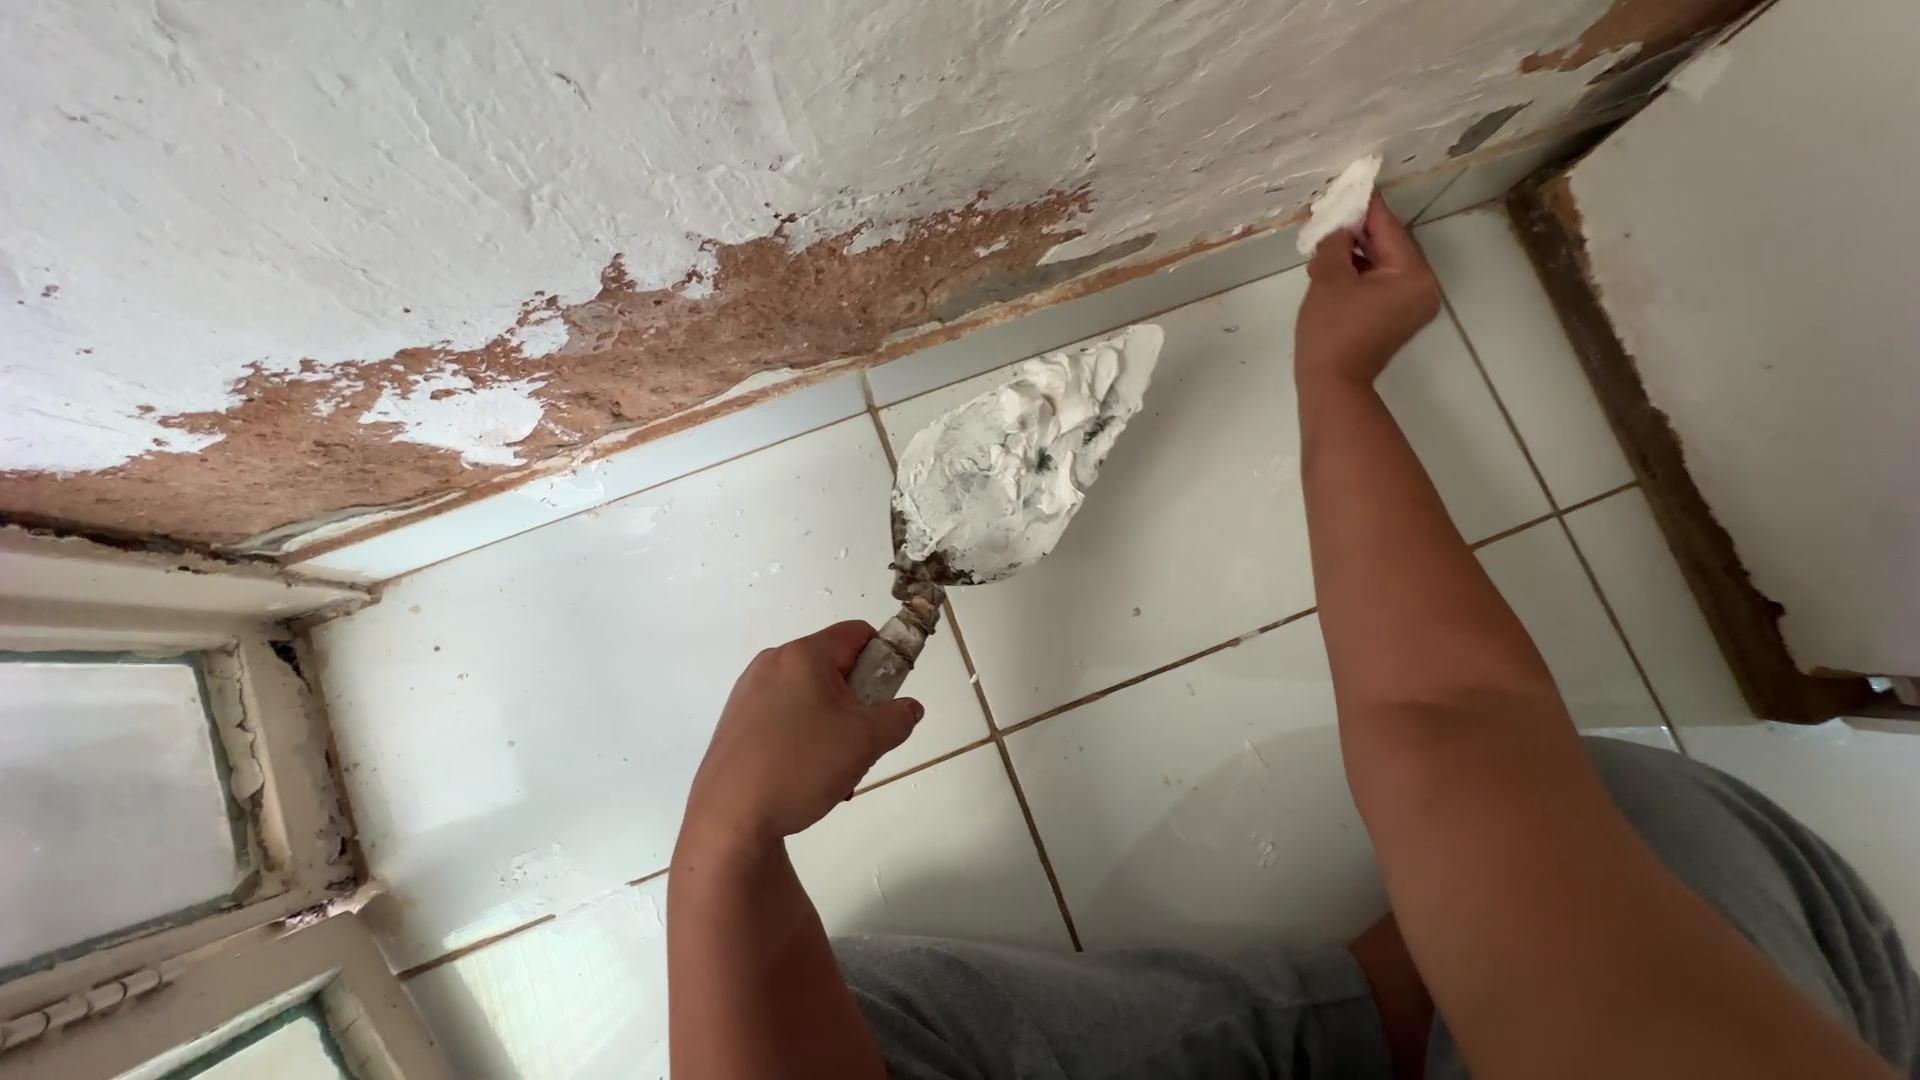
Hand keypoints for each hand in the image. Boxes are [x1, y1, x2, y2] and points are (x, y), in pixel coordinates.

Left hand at [681, 622, 923, 854]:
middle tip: (861, 742)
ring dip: (832, 726)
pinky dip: (803, 738)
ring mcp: (748, 693)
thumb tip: (909, 708)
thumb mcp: (866, 741)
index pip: (856, 633)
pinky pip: (784, 718)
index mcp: (802, 655)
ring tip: (832, 771)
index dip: (883, 657)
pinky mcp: (735, 723)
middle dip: (856, 702)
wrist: (729, 820)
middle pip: (832, 668)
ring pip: (809, 697)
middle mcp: (772, 664)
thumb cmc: (801, 766)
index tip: (887, 697)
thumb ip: (898, 717)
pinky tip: (803, 778)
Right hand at [1295, 193, 1441, 385]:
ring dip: (1354, 259)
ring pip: (1382, 269)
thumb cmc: (1331, 332)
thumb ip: (1337, 242)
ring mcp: (1412, 308)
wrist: (1331, 385)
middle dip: (1357, 238)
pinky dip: (1358, 279)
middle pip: (1388, 250)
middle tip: (1329, 225)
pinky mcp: (1397, 321)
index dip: (1367, 210)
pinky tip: (1333, 275)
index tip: (1353, 189)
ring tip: (1323, 255)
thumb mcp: (1329, 278)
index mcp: (1414, 276)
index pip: (1389, 231)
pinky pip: (1380, 288)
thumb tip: (1341, 225)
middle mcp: (1423, 289)